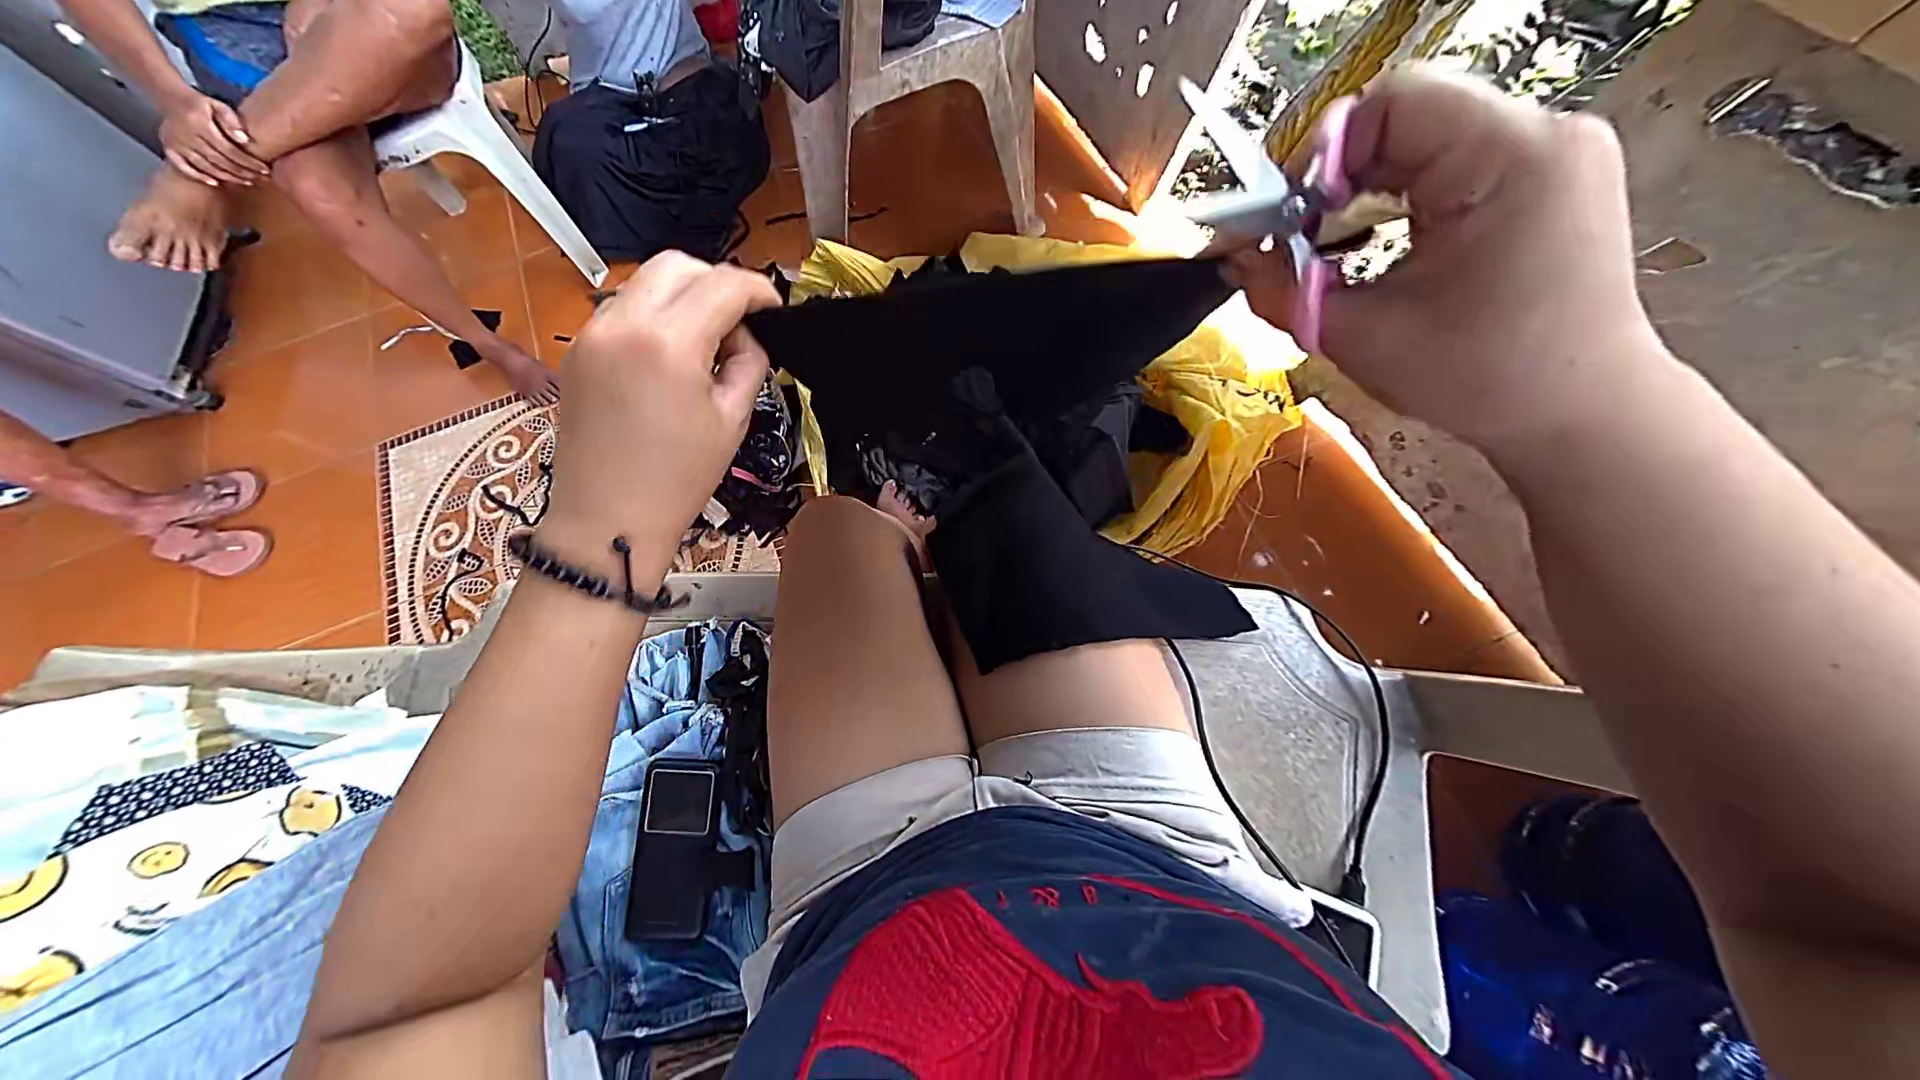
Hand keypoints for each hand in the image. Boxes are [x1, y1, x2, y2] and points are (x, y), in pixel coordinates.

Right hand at [159, 92, 269, 186]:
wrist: (169, 97)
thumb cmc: (201, 105)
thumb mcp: (217, 105)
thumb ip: (231, 120)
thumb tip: (245, 140)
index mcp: (198, 124)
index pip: (229, 149)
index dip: (249, 162)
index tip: (266, 170)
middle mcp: (184, 134)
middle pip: (219, 160)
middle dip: (242, 172)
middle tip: (261, 179)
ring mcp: (174, 142)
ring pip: (205, 166)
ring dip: (228, 177)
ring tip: (247, 182)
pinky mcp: (168, 147)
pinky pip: (182, 165)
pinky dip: (197, 175)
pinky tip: (215, 183)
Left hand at [539, 252, 781, 579]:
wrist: (608, 518)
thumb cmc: (677, 479)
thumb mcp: (732, 420)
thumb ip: (749, 365)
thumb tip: (749, 338)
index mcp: (669, 343)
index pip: (723, 284)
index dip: (759, 290)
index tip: (774, 307)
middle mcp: (624, 323)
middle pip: (678, 264)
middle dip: (718, 282)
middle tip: (740, 324)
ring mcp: (594, 334)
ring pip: (647, 281)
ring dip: (684, 297)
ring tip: (706, 345)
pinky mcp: (580, 350)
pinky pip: (624, 309)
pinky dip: (656, 316)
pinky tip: (672, 357)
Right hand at [1229, 68, 1668, 456]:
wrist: (1577, 409)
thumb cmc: (1482, 378)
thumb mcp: (1361, 337)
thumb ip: (1284, 291)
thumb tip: (1235, 258)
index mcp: (1509, 157)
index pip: (1391, 102)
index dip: (1320, 155)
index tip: (1288, 217)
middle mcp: (1544, 133)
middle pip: (1403, 118)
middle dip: (1334, 179)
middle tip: (1297, 241)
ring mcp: (1550, 152)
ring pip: (1420, 142)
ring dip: (1361, 191)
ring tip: (1334, 249)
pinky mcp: (1543, 178)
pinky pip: (1447, 165)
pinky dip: (1396, 200)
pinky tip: (1376, 246)